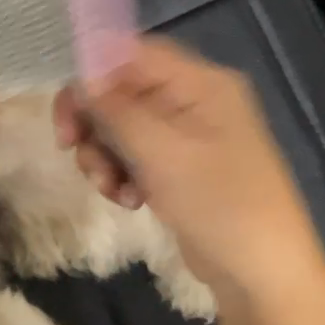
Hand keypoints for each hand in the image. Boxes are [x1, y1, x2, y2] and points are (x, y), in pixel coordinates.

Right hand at [55, 39, 324, 304]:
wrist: (259, 269)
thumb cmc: (218, 202)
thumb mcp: (161, 152)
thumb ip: (116, 110)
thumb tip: (80, 78)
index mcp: (199, 83)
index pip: (130, 55)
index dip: (91, 77)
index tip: (66, 117)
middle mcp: (192, 101)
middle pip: (120, 91)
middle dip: (93, 123)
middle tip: (71, 151)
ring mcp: (186, 137)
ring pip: (121, 128)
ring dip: (103, 156)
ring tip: (110, 189)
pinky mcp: (178, 169)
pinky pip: (133, 157)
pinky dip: (120, 176)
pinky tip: (128, 201)